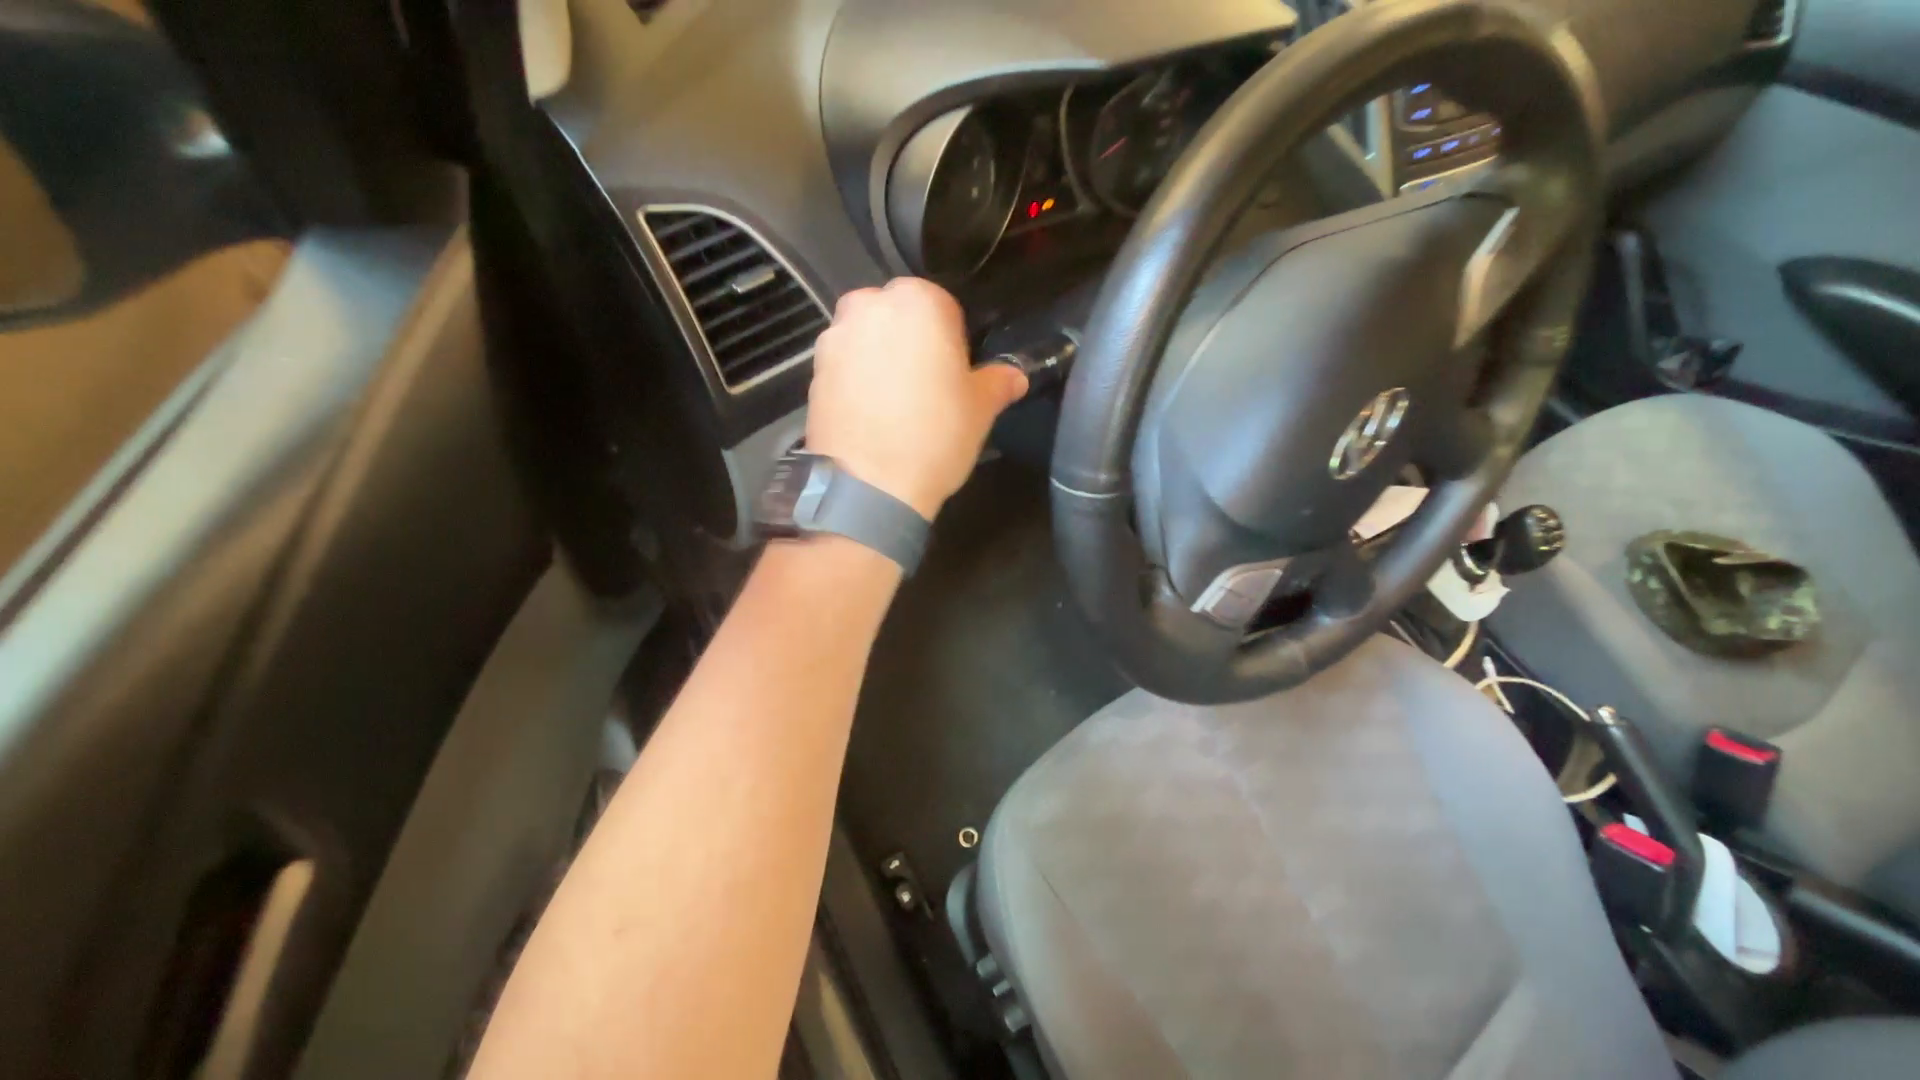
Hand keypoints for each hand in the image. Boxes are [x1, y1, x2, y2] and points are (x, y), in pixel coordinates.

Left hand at [805, 278, 1026, 518]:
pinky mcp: (813, 371)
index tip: (955, 372)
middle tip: (926, 386)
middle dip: (911, 341)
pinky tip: (871, 416)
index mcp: (918, 301)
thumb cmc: (935, 435)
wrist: (869, 486)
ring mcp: (835, 337)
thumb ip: (998, 382)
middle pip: (898, 315)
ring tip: (896, 404)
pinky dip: (856, 381)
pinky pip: (844, 366)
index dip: (952, 340)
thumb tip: (1014, 376)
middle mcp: (870, 307)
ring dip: (880, 358)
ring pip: (867, 338)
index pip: (943, 306)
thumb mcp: (981, 409)